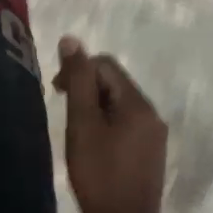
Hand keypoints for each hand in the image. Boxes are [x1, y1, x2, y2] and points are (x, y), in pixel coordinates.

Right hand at [53, 37, 167, 212]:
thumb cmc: (100, 173)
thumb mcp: (82, 123)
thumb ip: (78, 79)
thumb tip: (70, 39)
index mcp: (139, 104)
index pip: (104, 64)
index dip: (78, 69)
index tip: (57, 91)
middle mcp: (153, 114)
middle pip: (113, 81)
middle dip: (85, 86)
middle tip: (64, 107)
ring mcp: (154, 134)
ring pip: (118, 101)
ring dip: (94, 104)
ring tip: (77, 126)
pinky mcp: (150, 151)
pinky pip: (125, 120)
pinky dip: (105, 120)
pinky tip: (93, 140)